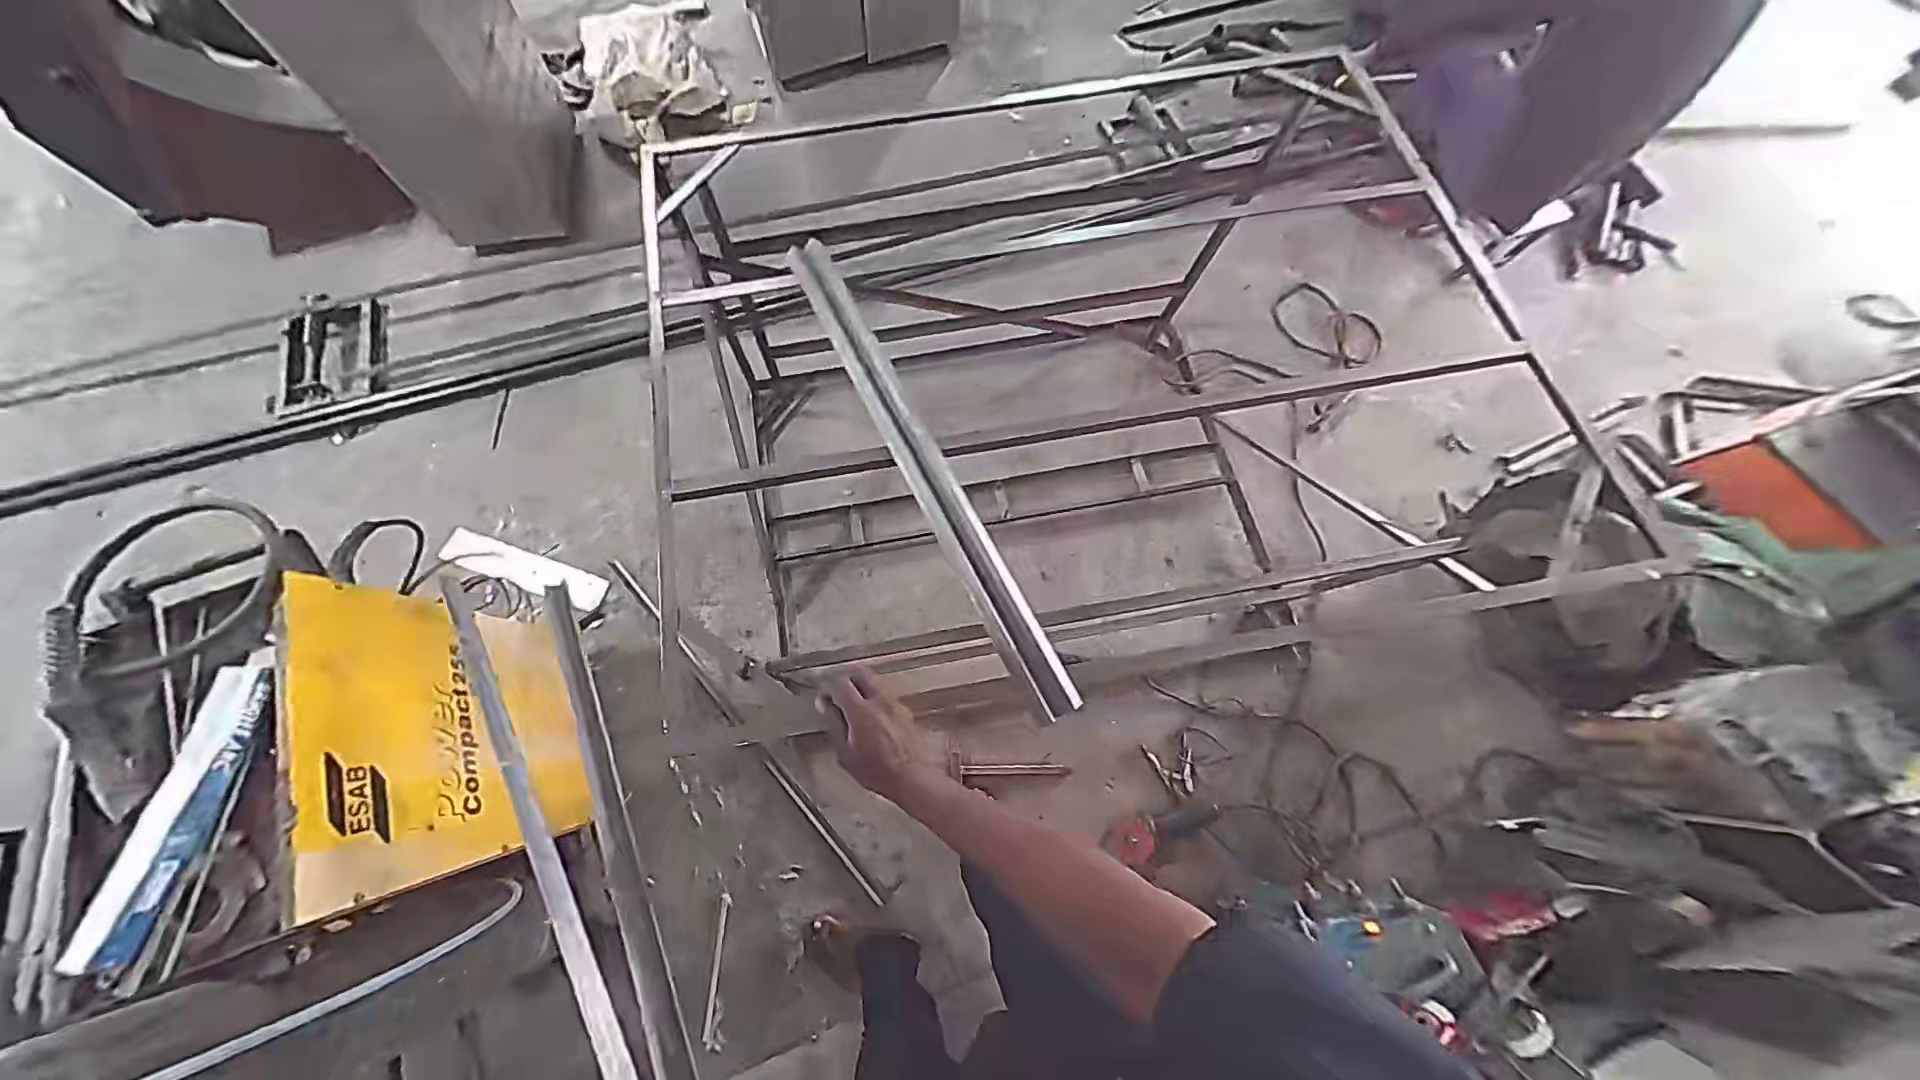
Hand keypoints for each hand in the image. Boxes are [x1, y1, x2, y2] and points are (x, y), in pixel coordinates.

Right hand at [822, 666, 947, 803]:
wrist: (910, 777)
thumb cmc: (879, 771)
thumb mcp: (845, 753)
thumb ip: (834, 724)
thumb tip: (827, 707)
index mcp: (861, 711)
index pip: (840, 682)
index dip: (828, 685)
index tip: (823, 695)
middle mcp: (880, 702)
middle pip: (861, 672)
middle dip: (846, 676)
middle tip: (836, 687)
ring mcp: (895, 704)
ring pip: (875, 680)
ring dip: (861, 684)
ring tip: (851, 700)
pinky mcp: (904, 710)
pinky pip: (886, 694)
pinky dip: (874, 696)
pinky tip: (870, 712)